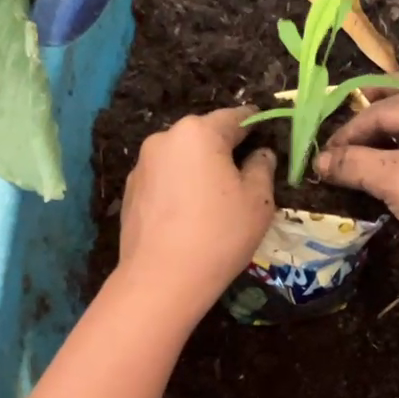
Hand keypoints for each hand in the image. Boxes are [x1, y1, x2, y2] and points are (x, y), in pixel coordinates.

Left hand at [117, 106, 275, 313]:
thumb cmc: (219, 235)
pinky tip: (189, 217)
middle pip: (204, 136)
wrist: (162, 280)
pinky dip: (179, 190)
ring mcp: (142, 165)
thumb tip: (260, 154)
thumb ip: (262, 168)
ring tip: (215, 203)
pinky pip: (164, 181)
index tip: (267, 136)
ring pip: (182, 159)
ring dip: (199, 171)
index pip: (236, 117)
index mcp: (198, 132)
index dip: (256, 125)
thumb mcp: (257, 201)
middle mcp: (165, 139)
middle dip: (224, 151)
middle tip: (244, 178)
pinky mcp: (131, 192)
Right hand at [317, 80, 398, 280]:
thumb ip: (353, 165)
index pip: (382, 109)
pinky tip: (375, 166)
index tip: (321, 154)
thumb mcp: (393, 179)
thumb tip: (318, 162)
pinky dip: (396, 152)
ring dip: (381, 135)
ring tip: (351, 148)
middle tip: (337, 122)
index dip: (348, 132)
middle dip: (368, 112)